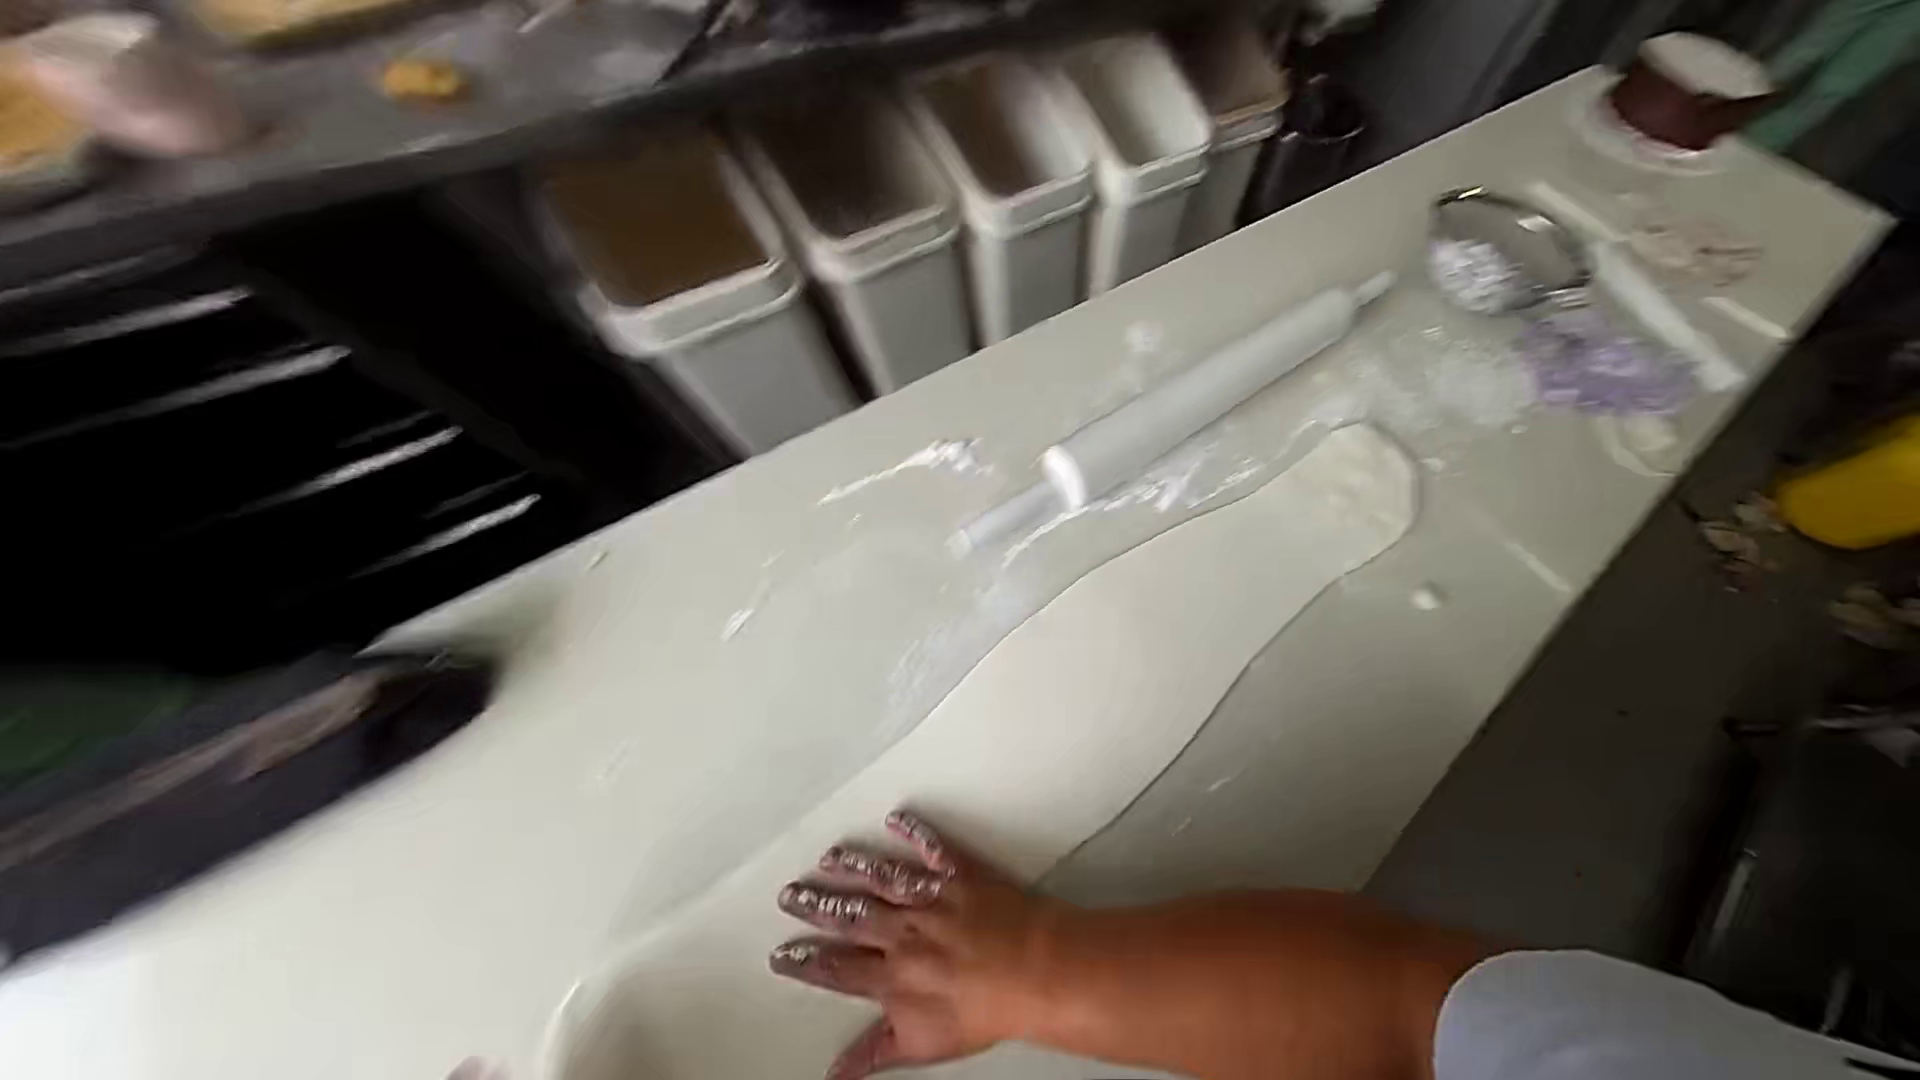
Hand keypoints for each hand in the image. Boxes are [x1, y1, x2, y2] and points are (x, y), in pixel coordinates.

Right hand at [768, 810, 1064, 1078]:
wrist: (1036, 972)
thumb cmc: (986, 1010)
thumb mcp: (927, 1044)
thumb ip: (877, 1052)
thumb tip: (836, 1074)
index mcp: (895, 976)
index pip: (839, 968)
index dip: (807, 962)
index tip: (781, 953)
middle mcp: (905, 932)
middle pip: (850, 916)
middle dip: (815, 906)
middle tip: (788, 893)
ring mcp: (931, 897)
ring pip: (880, 878)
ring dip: (851, 867)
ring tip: (827, 857)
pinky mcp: (956, 872)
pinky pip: (930, 846)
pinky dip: (913, 830)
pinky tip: (895, 817)